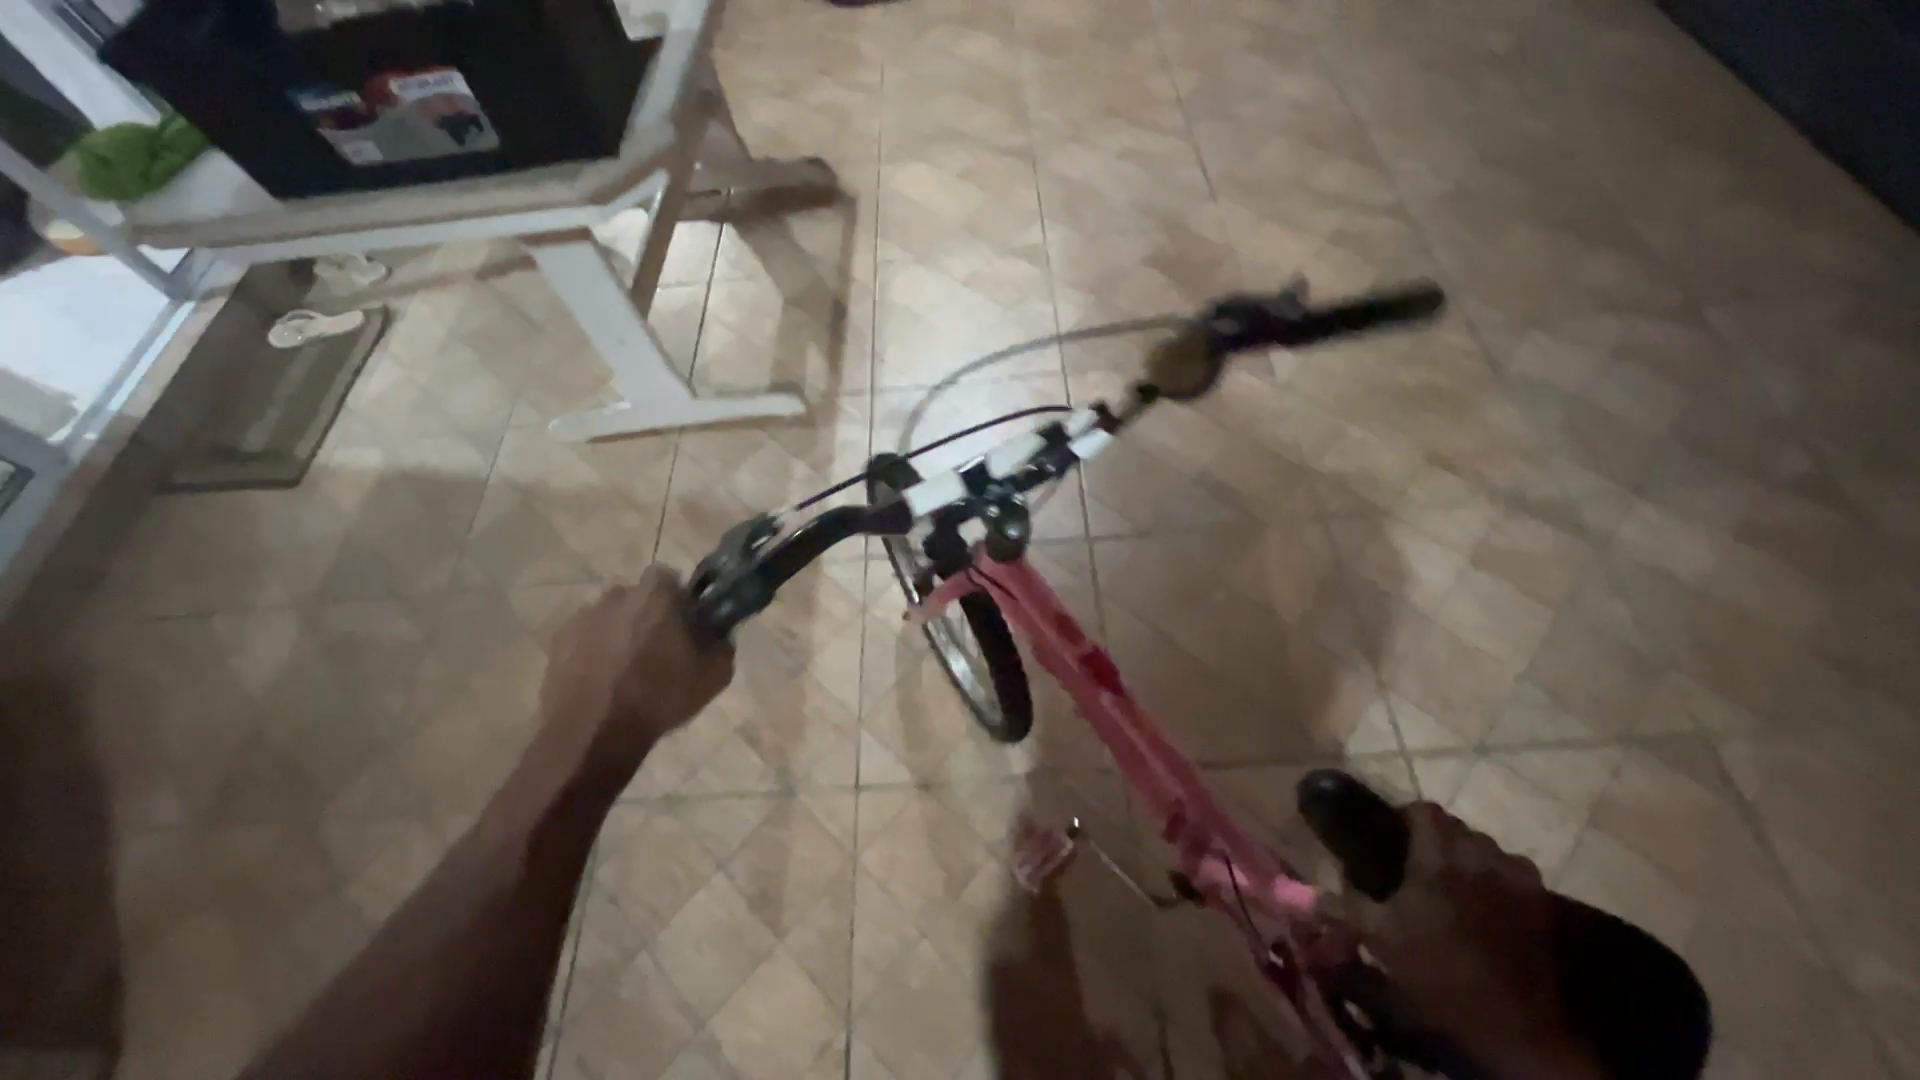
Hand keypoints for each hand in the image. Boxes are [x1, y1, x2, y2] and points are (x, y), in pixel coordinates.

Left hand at [539, 567, 734, 786]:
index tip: (685, 622)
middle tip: (658, 647)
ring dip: (618, 632)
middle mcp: (616, 596)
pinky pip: (583, 637)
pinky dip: (592, 651)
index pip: (669, 577)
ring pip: (608, 617)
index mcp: (656, 596)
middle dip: (647, 614)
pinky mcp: (557, 642)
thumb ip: (722, 645)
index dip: (678, 598)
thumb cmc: (660, 699)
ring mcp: (582, 618)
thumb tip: (718, 635)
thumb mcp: (714, 676)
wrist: (594, 734)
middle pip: (636, 596)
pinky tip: (601, 680)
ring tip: (625, 668)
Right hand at [1341, 804, 1600, 1079]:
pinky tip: (1487, 907)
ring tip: (1452, 887)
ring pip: (1488, 849)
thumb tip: (1309, 894)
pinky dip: (1497, 880)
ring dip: (1469, 857)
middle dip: (1436, 839)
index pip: (1423, 810)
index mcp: (1439, 856)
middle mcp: (1482, 855)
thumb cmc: (1439, 970)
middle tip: (1415, 867)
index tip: (1390, 838)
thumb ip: (1344, 906)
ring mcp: (1519, 878)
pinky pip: (1515, 874)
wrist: (1514, 1021)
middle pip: (1456, 827)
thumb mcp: (1380, 938)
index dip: (1404, 817)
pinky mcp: (1543, 903)